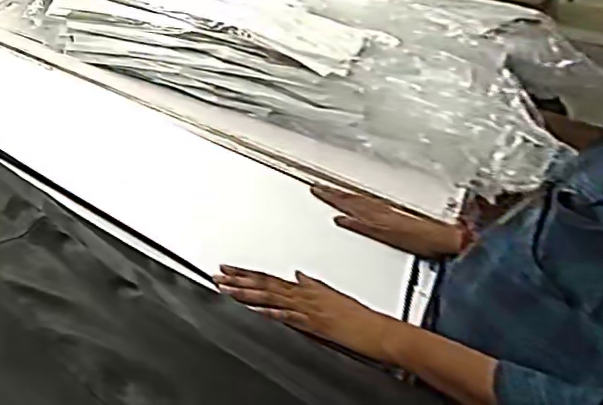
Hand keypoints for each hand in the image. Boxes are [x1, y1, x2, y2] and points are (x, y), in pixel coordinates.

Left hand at [215, 266, 407, 364]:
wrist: (386, 334)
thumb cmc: (363, 317)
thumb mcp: (333, 294)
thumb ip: (312, 284)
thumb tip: (298, 274)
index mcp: (305, 289)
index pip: (267, 278)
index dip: (245, 273)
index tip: (226, 268)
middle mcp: (303, 296)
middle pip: (264, 285)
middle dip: (237, 280)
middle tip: (216, 275)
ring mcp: (308, 310)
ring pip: (270, 298)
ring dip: (247, 293)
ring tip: (226, 289)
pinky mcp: (317, 325)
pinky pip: (290, 317)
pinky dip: (272, 313)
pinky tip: (257, 310)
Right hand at [312, 185, 466, 257]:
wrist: (457, 240)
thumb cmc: (428, 242)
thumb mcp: (388, 237)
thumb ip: (362, 228)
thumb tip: (340, 219)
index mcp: (374, 214)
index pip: (347, 202)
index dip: (330, 196)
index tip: (315, 188)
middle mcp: (381, 209)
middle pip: (352, 198)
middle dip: (334, 192)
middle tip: (318, 186)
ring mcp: (392, 211)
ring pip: (363, 199)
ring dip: (347, 194)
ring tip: (334, 189)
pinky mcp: (402, 215)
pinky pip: (375, 202)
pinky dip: (363, 200)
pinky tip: (362, 202)